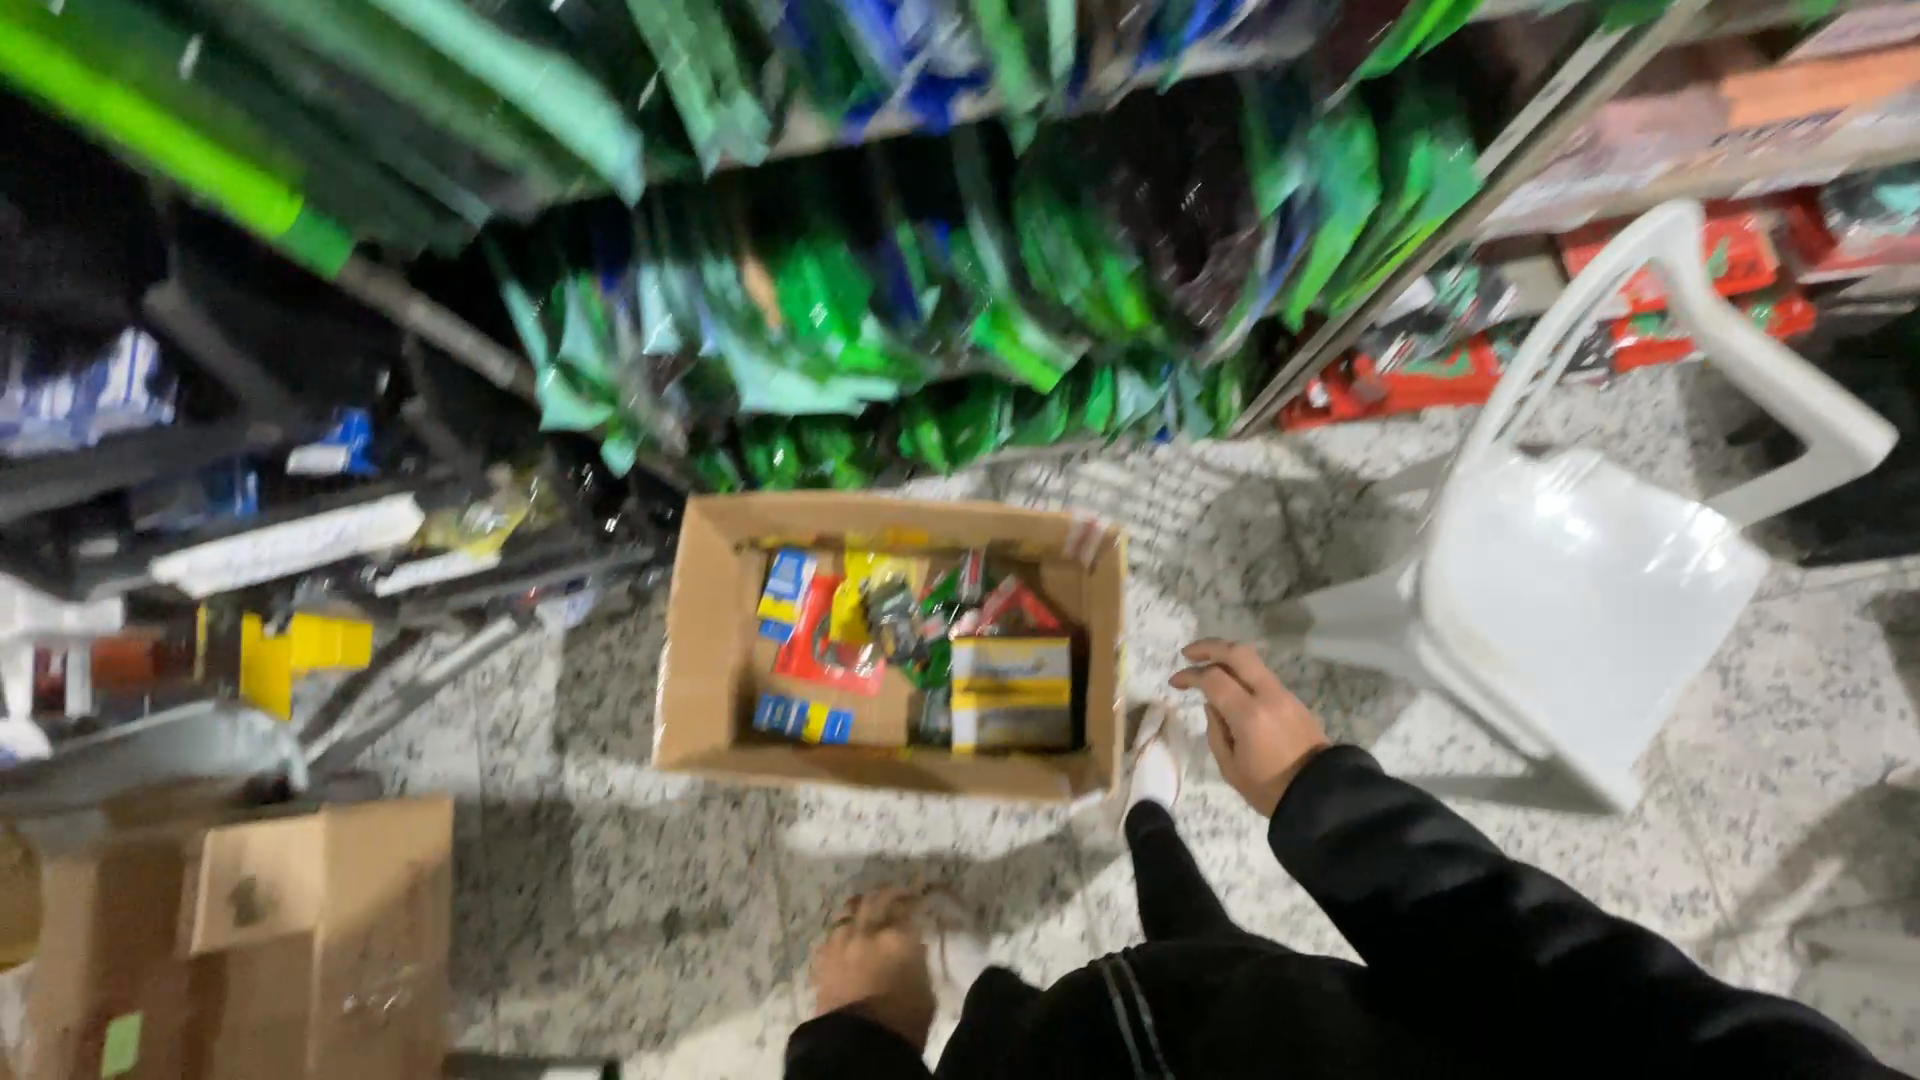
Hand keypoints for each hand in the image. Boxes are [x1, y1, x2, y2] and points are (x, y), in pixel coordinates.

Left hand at [810, 887, 936, 1049]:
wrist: (856, 1048)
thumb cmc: (901, 1023)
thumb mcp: (925, 990)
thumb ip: (919, 960)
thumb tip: (913, 946)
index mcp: (898, 937)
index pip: (907, 906)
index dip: (914, 901)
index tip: (919, 901)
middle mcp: (868, 931)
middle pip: (877, 898)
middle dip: (889, 892)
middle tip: (898, 894)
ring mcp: (841, 941)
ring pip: (850, 908)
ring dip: (862, 904)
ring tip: (869, 907)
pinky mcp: (823, 958)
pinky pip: (832, 931)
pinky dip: (843, 927)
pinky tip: (848, 932)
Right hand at [1169, 639, 1329, 816]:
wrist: (1321, 796)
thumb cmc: (1269, 789)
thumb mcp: (1230, 767)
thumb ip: (1215, 730)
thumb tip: (1212, 704)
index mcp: (1249, 715)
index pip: (1213, 678)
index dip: (1190, 675)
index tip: (1175, 682)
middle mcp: (1268, 696)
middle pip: (1238, 653)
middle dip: (1209, 647)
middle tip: (1188, 653)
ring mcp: (1285, 695)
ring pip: (1253, 661)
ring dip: (1226, 657)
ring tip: (1206, 666)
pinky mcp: (1294, 700)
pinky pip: (1263, 676)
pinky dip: (1242, 673)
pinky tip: (1230, 686)